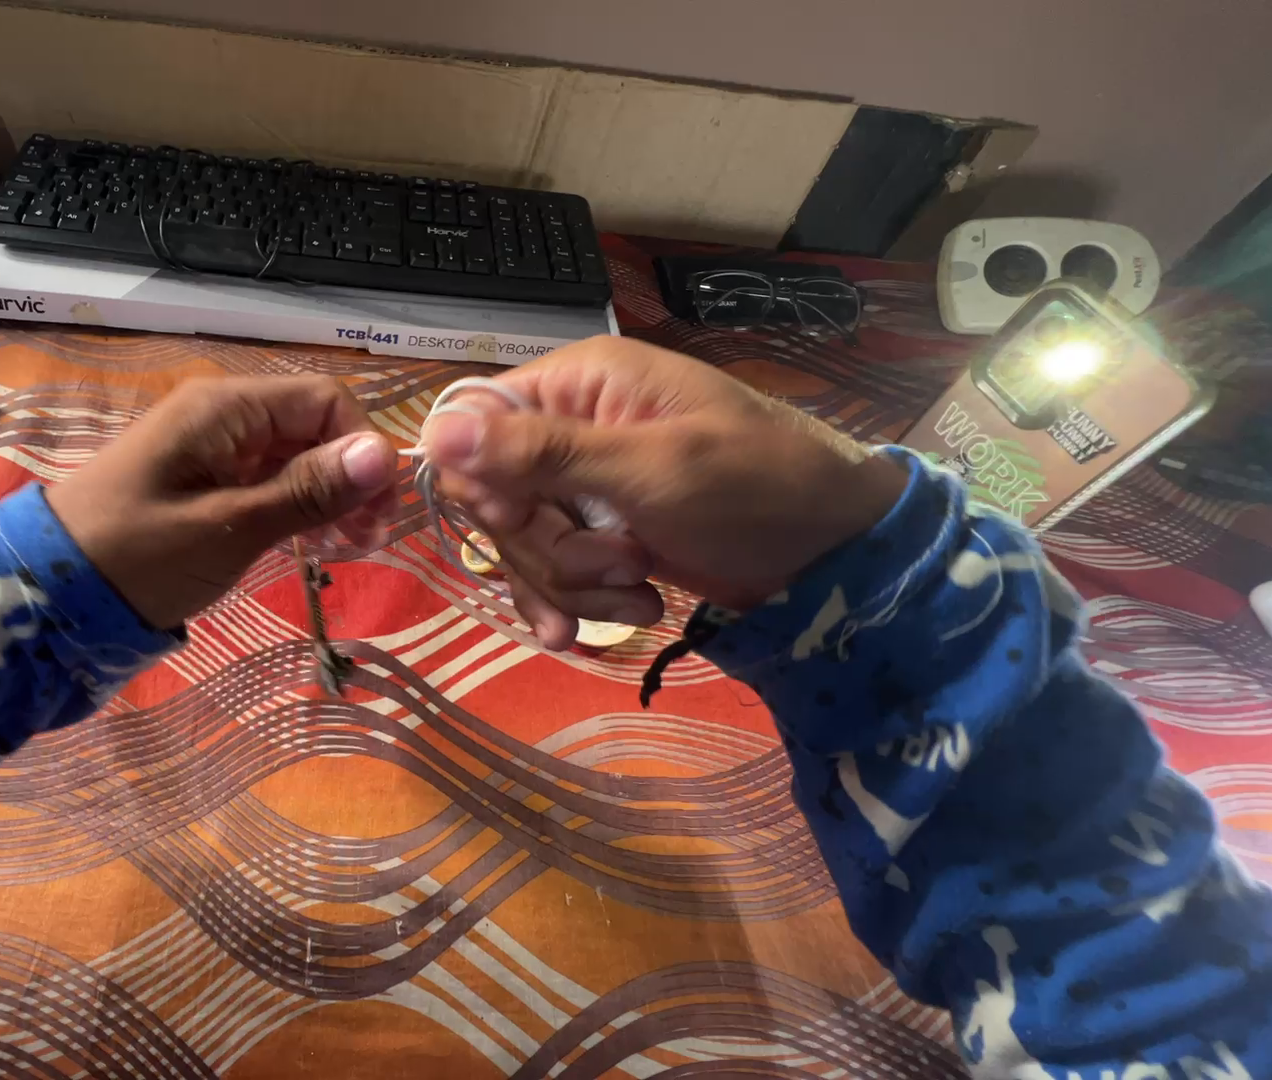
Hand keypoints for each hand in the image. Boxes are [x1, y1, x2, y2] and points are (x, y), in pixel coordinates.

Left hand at [47, 375, 397, 627]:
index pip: (325, 400)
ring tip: (342, 550)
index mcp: (225, 409)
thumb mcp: (228, 527)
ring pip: (296, 457)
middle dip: (350, 478)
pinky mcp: (207, 481)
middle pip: (314, 428)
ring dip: (328, 498)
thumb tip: (383, 453)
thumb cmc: (137, 557)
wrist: (53, 595)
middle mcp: (225, 416)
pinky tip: (310, 545)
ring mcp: (214, 449)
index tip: (379, 512)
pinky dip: (297, 509)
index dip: (363, 448)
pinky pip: (269, 481)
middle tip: (366, 543)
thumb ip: (306, 490)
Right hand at [422, 336, 905, 648]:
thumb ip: (542, 452)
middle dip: (547, 548)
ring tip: (637, 594)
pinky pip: (549, 570)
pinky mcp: (594, 531)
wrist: (836, 554)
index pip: (474, 423)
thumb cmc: (757, 487)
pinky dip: (578, 602)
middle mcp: (566, 427)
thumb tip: (435, 430)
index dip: (483, 482)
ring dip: (572, 583)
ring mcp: (580, 483)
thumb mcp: (650, 469)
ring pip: (519, 543)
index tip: (520, 522)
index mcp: (577, 384)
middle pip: (493, 495)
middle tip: (616, 566)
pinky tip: (621, 618)